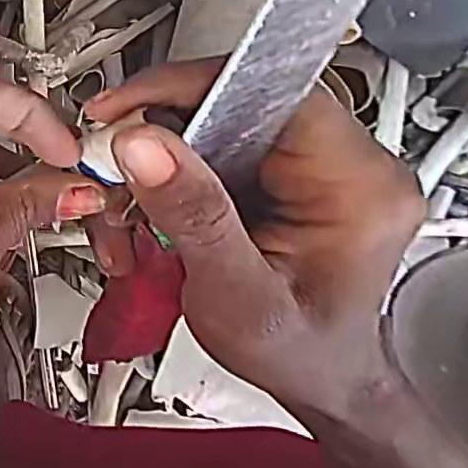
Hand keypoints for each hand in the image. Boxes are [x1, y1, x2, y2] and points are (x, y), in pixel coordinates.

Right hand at [85, 59, 423, 418]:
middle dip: (154, 137)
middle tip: (113, 172)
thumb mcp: (236, 294)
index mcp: (354, 185)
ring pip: (203, 126)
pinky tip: (146, 215)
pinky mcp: (271, 177)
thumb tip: (143, 144)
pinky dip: (157, 178)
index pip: (269, 91)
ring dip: (148, 164)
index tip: (124, 107)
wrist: (316, 380)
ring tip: (128, 213)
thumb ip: (193, 216)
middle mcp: (337, 165)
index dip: (189, 87)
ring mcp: (303, 169)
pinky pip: (200, 149)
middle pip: (227, 105)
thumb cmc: (297, 353)